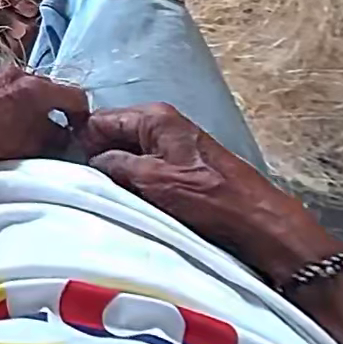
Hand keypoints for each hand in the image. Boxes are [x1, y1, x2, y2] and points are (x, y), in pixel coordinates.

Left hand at [0, 66, 89, 166]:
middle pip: (48, 87)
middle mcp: (16, 72)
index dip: (82, 114)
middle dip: (54, 106)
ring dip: (30, 99)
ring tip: (25, 120)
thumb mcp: (34, 144)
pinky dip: (8, 96)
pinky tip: (1, 113)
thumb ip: (58, 136)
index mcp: (36, 87)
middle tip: (53, 126)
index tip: (78, 127)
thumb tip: (67, 135)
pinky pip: (1, 84)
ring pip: (24, 83)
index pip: (75, 95)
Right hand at [78, 103, 342, 284]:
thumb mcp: (150, 179)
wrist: (263, 227)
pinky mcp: (180, 161)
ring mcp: (172, 141)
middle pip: (111, 132)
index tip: (78, 167)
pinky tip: (134, 193)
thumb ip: (112, 162)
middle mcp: (162, 121)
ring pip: (125, 149)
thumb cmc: (209, 199)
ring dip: (117, 169)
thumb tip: (90, 160)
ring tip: (115, 189)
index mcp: (153, 116)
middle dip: (100, 154)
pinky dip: (134, 176)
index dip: (84, 142)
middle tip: (96, 181)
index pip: (98, 119)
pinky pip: (142, 162)